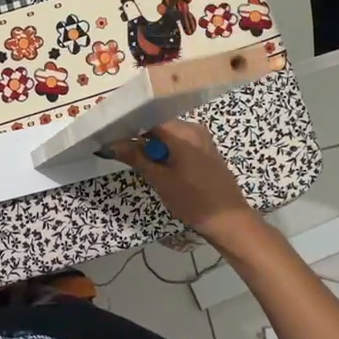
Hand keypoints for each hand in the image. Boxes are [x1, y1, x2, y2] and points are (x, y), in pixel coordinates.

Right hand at [105, 121, 261, 250]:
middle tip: (115, 146)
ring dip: (149, 143)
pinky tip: (152, 162)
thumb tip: (111, 144)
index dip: (127, 123)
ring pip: (167, 134)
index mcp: (183, 133)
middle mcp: (193, 129)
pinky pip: (177, 142)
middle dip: (136, 134)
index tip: (108, 132)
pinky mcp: (203, 151)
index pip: (148, 116)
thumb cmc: (193, 201)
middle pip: (157, 124)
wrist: (229, 221)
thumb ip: (136, 157)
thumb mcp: (160, 180)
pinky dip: (163, 149)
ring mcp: (201, 139)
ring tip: (129, 155)